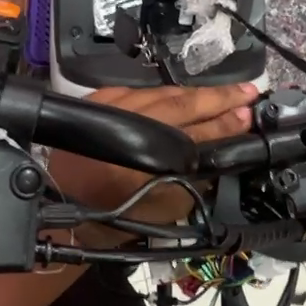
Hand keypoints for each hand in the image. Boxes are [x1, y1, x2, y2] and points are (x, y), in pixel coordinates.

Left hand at [46, 83, 260, 245]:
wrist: (54, 200)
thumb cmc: (107, 214)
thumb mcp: (157, 213)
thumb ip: (190, 184)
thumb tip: (220, 160)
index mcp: (137, 161)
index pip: (193, 136)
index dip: (224, 125)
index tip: (250, 115)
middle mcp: (124, 123)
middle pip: (182, 104)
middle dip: (220, 99)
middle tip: (250, 92)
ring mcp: (110, 105)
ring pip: (165, 92)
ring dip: (198, 93)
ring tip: (229, 93)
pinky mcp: (100, 97)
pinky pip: (144, 90)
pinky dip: (169, 93)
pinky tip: (189, 94)